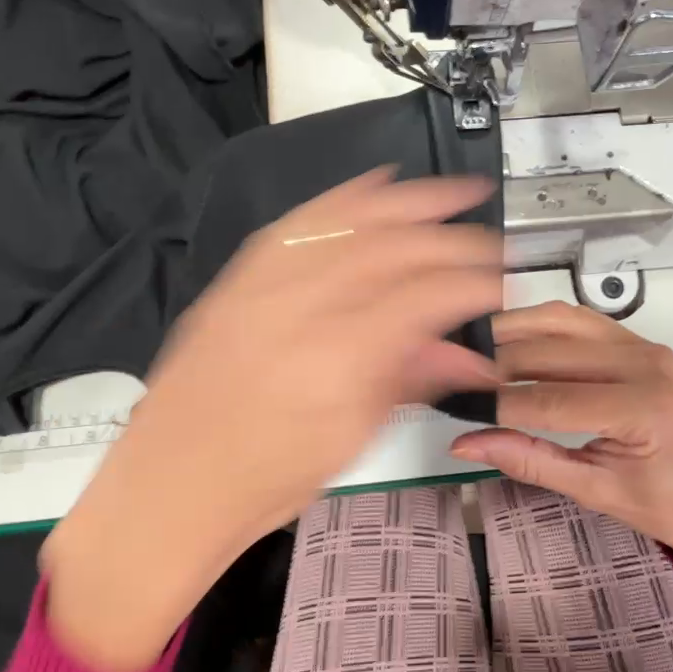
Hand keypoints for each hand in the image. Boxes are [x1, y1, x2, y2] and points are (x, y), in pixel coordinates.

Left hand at [44, 167, 503, 671]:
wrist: (171, 487)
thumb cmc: (264, 481)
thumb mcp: (349, 438)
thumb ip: (409, 382)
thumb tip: (469, 359)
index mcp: (337, 358)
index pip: (423, 297)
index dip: (473, 283)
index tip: (501, 283)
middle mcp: (298, 308)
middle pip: (391, 249)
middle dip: (451, 237)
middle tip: (490, 238)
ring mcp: (261, 287)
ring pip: (345, 222)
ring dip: (406, 201)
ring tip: (450, 191)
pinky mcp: (237, 281)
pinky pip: (296, 222)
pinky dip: (342, 199)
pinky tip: (374, 184)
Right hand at [449, 301, 672, 562]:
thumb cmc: (657, 503)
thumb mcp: (590, 489)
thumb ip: (526, 459)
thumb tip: (462, 443)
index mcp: (644, 409)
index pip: (551, 400)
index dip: (497, 403)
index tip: (453, 405)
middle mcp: (646, 364)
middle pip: (551, 353)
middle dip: (496, 365)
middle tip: (451, 376)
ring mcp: (643, 345)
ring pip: (561, 320)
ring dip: (513, 331)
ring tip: (472, 350)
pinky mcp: (637, 341)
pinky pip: (578, 320)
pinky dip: (539, 325)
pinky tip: (509, 339)